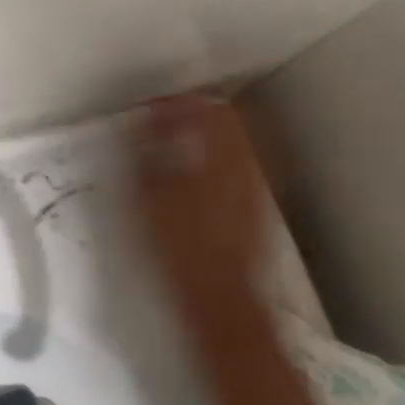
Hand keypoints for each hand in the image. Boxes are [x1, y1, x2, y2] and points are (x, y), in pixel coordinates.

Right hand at [133, 95, 268, 313]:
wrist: (220, 303)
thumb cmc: (178, 248)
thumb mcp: (147, 195)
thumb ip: (145, 150)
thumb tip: (145, 118)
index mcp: (223, 154)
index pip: (208, 107)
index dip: (178, 101)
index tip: (151, 108)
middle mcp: (250, 163)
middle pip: (230, 120)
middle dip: (197, 114)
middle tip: (165, 121)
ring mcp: (259, 187)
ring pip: (239, 143)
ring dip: (210, 136)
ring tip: (178, 146)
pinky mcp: (257, 209)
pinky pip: (242, 166)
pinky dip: (220, 160)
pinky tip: (197, 177)